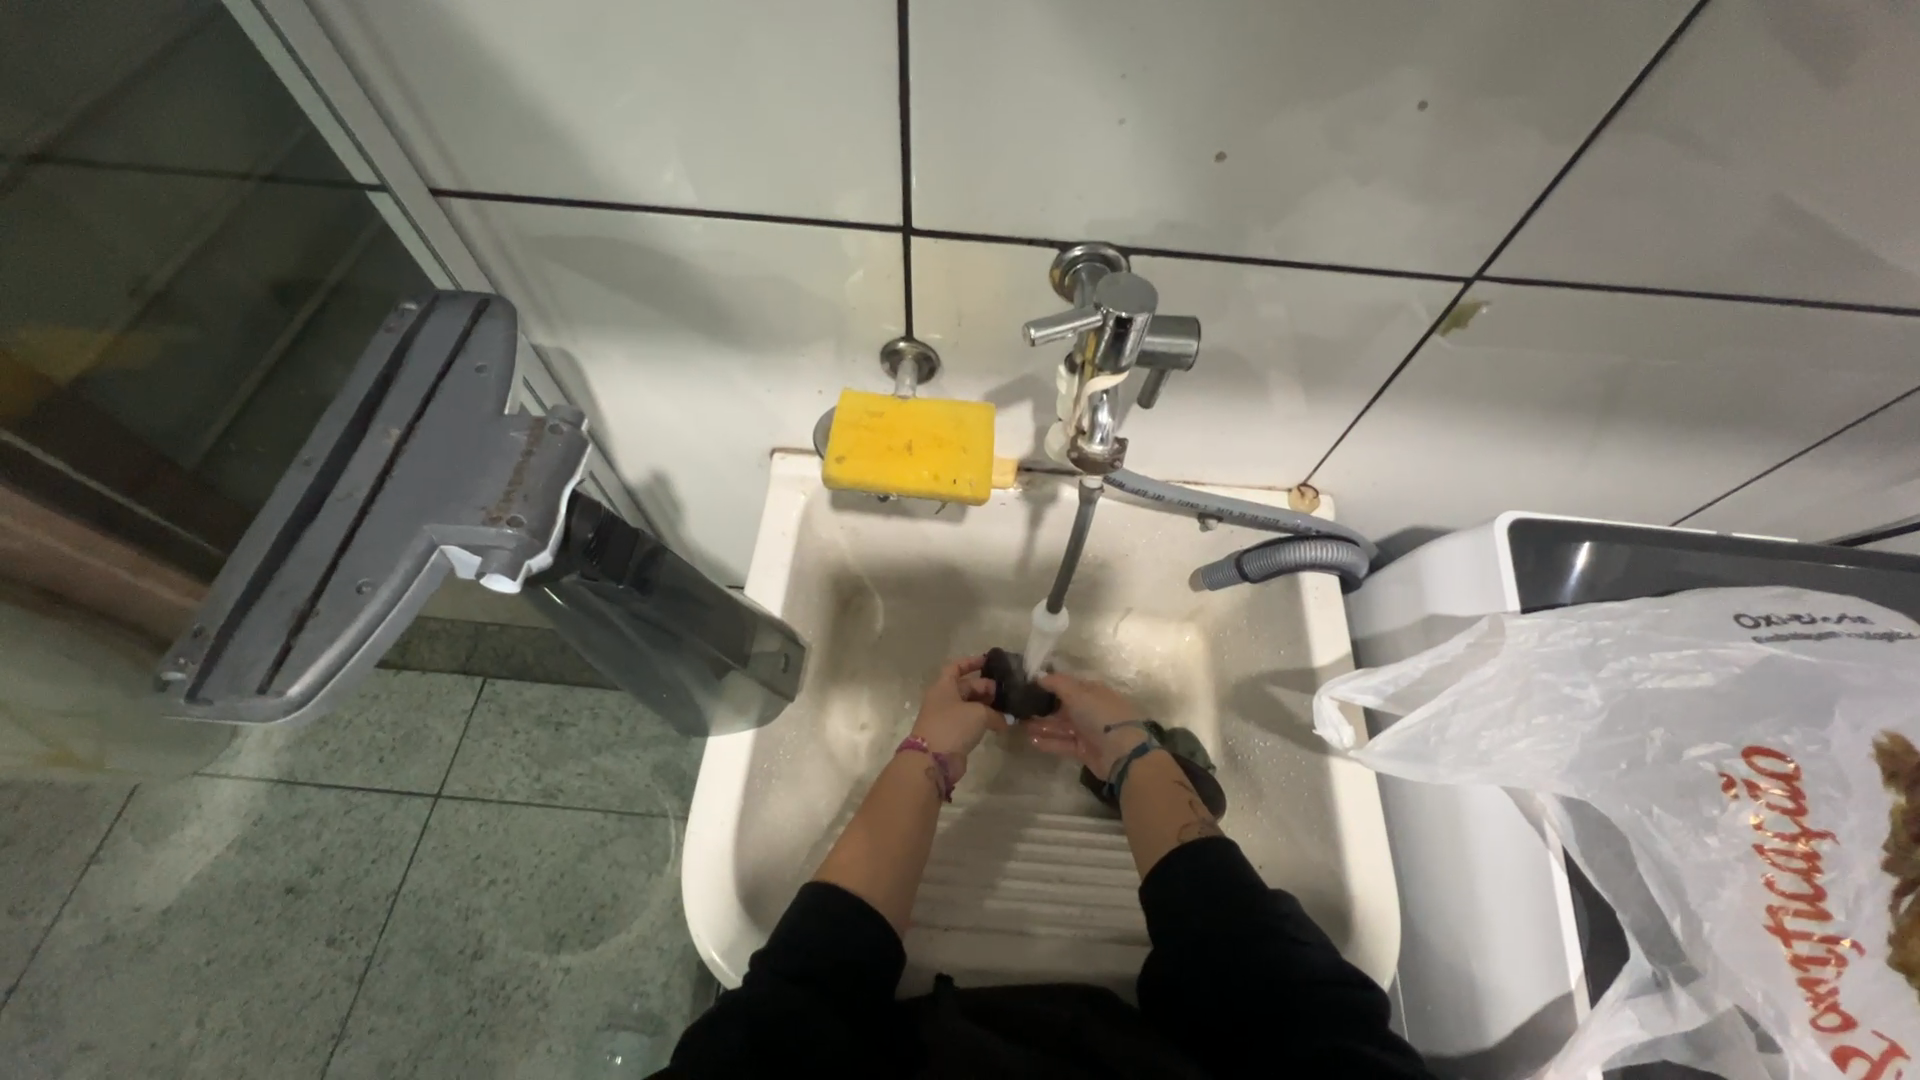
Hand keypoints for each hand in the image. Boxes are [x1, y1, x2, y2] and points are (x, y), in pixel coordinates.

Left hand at [908, 655, 1007, 781]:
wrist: (932, 760)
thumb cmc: (952, 726)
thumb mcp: (978, 713)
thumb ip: (994, 712)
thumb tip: (1005, 719)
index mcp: (943, 686)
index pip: (956, 667)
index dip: (971, 662)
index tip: (988, 662)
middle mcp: (943, 699)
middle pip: (966, 687)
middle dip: (986, 688)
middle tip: (1006, 692)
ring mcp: (947, 718)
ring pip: (970, 705)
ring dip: (987, 706)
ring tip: (1007, 708)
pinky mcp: (952, 735)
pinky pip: (971, 722)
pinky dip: (984, 721)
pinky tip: (1001, 724)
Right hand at [1025, 671, 1149, 779]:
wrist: (1123, 752)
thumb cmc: (1101, 715)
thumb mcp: (1078, 693)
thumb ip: (1057, 683)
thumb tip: (1039, 675)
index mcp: (1092, 692)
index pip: (1068, 685)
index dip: (1049, 685)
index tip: (1027, 686)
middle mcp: (1090, 710)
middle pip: (1062, 707)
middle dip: (1042, 708)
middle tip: (1019, 708)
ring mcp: (1087, 731)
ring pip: (1060, 726)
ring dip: (1042, 725)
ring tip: (1020, 725)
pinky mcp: (1084, 750)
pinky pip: (1063, 743)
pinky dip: (1048, 742)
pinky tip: (1031, 740)